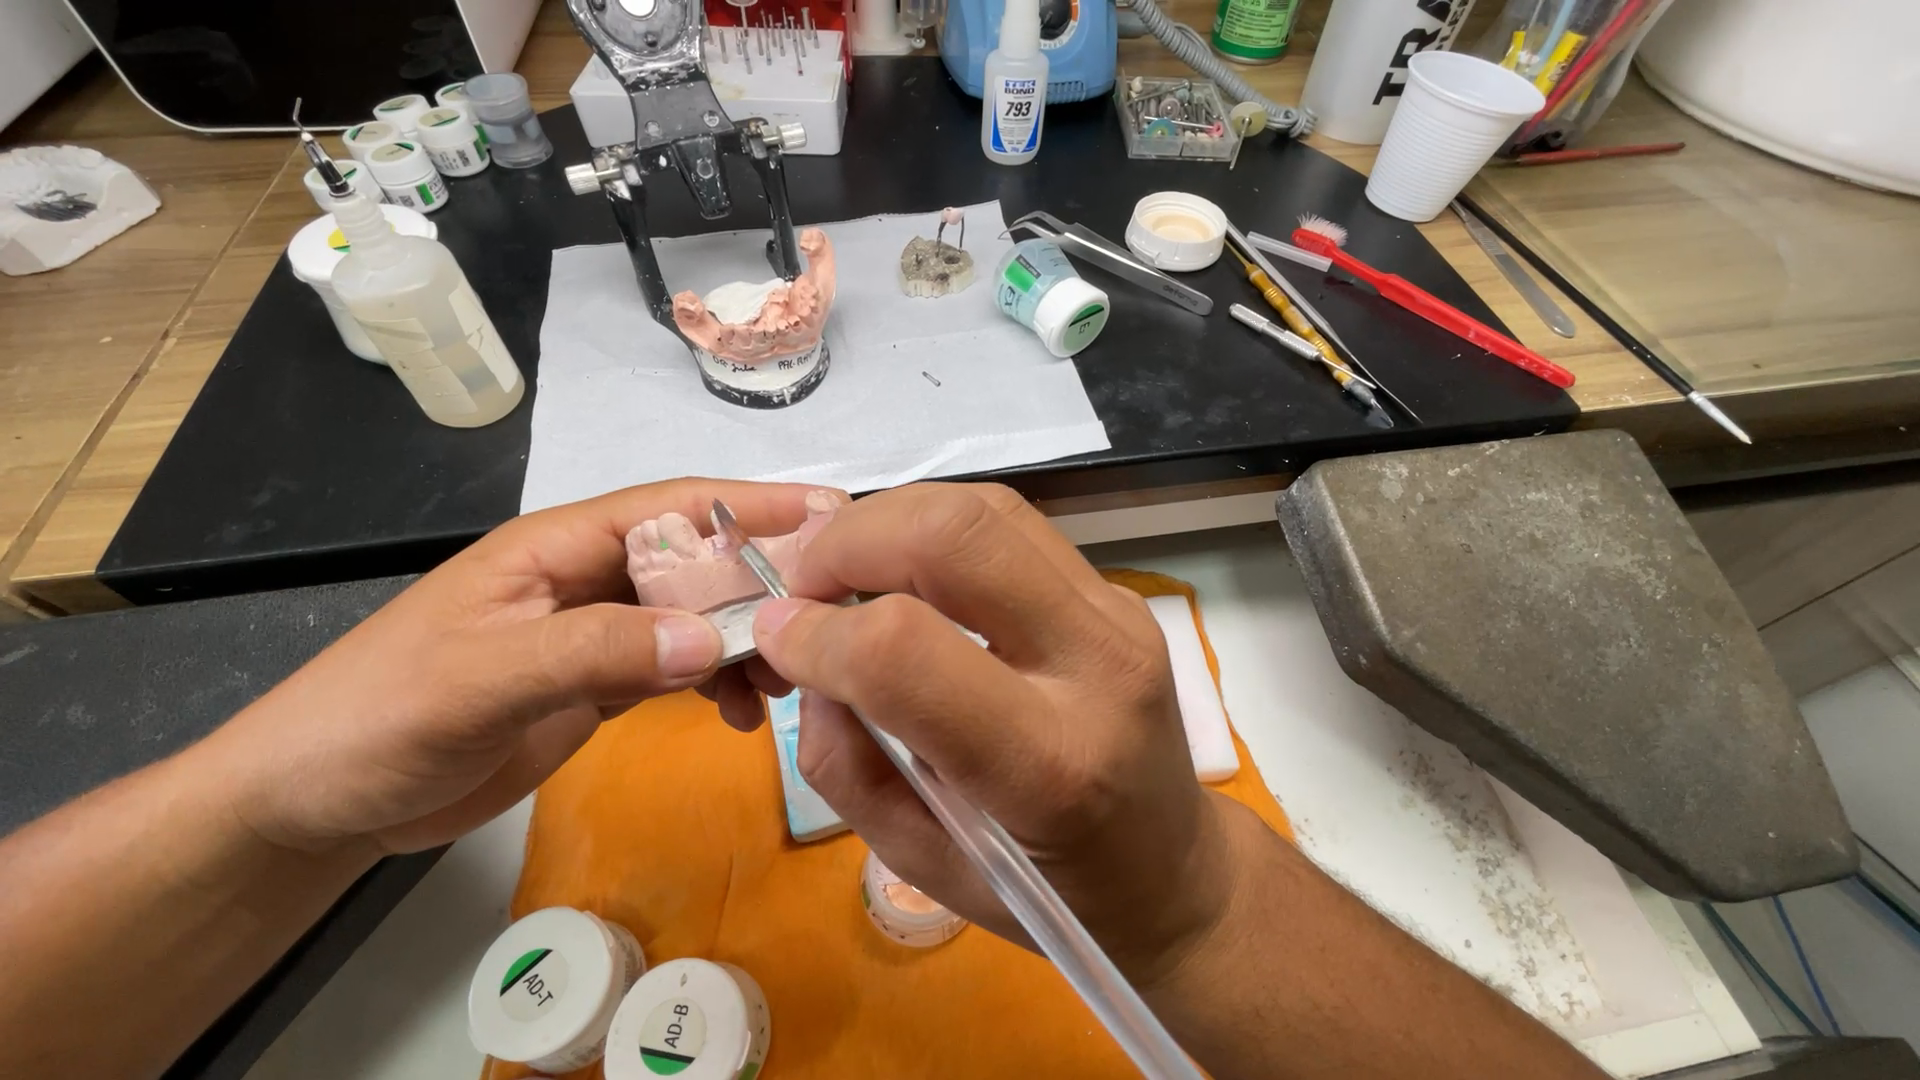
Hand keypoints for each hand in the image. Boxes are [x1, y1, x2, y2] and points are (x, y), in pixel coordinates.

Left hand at [205, 479, 836, 856]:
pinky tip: (741, 714)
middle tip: (833, 614)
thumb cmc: (379, 719)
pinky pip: (678, 667)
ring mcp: (597, 631)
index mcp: (560, 547)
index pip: (674, 508)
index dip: (752, 505)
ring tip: (790, 681)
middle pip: (699, 562)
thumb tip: (712, 638)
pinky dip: (717, 682)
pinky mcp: (599, 681)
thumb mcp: (481, 681)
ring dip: (747, 641)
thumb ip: (595, 652)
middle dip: (765, 581)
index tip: (830, 516)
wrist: (316, 802)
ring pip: (697, 617)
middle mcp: (589, 578)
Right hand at [746, 483, 1239, 985]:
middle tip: (806, 588)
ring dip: (888, 522)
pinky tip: (904, 571)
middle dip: (850, 543)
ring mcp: (1115, 612)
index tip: (776, 638)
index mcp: (1049, 764)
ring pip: (983, 508)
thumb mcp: (925, 866)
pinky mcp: (1113, 591)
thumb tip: (809, 660)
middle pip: (955, 536)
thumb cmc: (1049, 892)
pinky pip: (1007, 524)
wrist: (1172, 867)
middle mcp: (1095, 663)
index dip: (818, 634)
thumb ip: (848, 764)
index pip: (907, 652)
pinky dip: (932, 530)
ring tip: (847, 573)